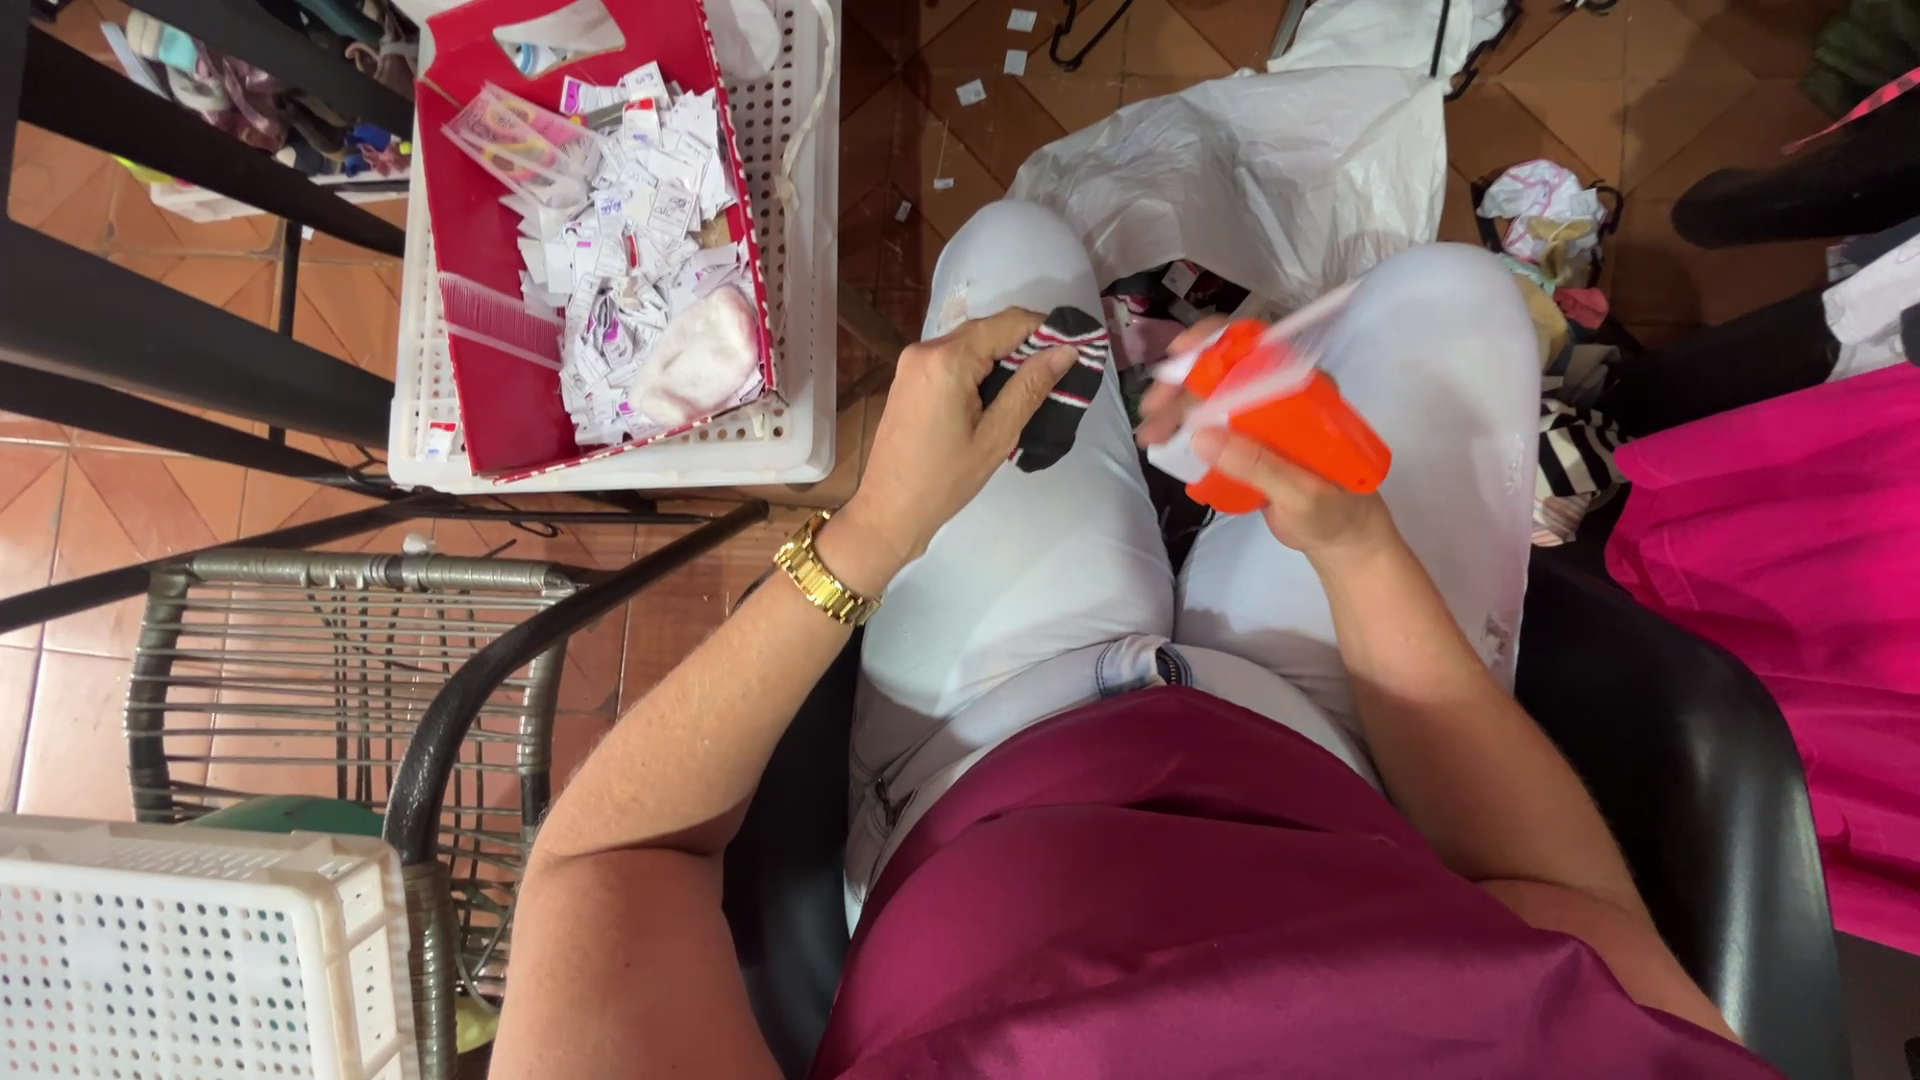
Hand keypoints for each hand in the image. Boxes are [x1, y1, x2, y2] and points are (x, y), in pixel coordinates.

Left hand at [837, 308, 1078, 578]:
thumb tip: (1066, 351)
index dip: (1046, 330)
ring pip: (970, 344)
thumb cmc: (944, 480)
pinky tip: (996, 395)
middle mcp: (925, 349)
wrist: (889, 510)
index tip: (1075, 349)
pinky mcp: (908, 378)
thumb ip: (1030, 387)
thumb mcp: (996, 436)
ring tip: (1032, 387)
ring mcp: (912, 363)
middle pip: (987, 329)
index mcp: (947, 360)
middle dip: (1025, 344)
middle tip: (1058, 373)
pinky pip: (952, 359)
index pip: (1008, 322)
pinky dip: (978, 368)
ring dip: (1002, 358)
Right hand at [1135, 317, 1393, 562]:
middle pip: (1222, 374)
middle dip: (1181, 385)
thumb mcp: (1302, 490)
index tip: (1181, 352)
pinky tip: (1163, 444)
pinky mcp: (1245, 445)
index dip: (1216, 342)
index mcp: (1303, 393)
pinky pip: (1209, 429)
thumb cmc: (1336, 511)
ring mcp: (1259, 422)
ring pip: (1209, 401)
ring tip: (1149, 434)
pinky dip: (1182, 433)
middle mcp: (1278, 398)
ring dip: (1175, 412)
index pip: (1258, 350)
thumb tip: (1201, 436)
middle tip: (1151, 409)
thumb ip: (1258, 464)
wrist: (1341, 540)